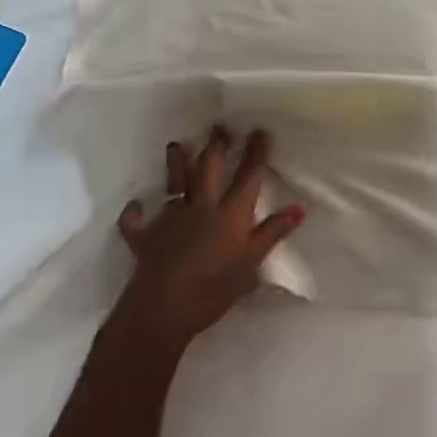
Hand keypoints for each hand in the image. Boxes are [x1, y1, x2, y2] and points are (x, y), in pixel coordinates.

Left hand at [115, 128, 303, 348]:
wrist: (162, 310)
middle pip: (209, 170)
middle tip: (221, 127)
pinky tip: (137, 205)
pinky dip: (136, 212)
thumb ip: (274, 232)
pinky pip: (136, 221)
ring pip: (174, 184)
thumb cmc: (215, 288)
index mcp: (230, 214)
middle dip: (217, 146)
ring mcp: (170, 220)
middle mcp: (200, 208)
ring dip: (177, 163)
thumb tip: (300, 206)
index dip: (256, 154)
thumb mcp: (253, 262)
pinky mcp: (145, 238)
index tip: (260, 131)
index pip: (248, 178)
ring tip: (178, 145)